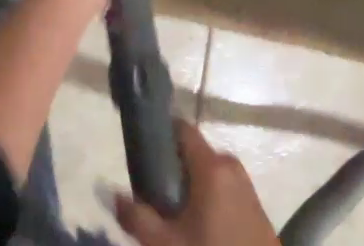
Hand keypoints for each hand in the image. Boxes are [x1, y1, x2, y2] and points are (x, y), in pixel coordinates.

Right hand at [115, 121, 280, 245]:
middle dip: (170, 170)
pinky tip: (198, 231)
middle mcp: (232, 167)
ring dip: (188, 190)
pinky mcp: (257, 211)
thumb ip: (134, 215)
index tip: (139, 151)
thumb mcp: (164, 243)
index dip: (158, 134)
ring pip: (207, 176)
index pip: (181, 128)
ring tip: (173, 219)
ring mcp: (248, 189)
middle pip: (192, 155)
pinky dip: (207, 203)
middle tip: (152, 197)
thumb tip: (106, 189)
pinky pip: (224, 193)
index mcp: (212, 166)